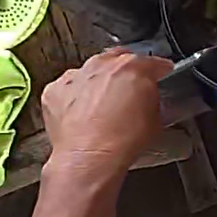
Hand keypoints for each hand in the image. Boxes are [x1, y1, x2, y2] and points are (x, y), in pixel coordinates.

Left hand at [40, 49, 172, 178]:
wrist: (90, 158)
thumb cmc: (122, 141)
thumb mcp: (157, 121)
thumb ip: (155, 100)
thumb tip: (152, 101)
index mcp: (134, 68)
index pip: (153, 62)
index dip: (160, 70)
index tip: (160, 75)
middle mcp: (104, 65)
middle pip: (119, 58)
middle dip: (127, 71)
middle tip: (130, 89)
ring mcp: (78, 75)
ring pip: (93, 70)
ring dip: (100, 81)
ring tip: (105, 104)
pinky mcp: (56, 90)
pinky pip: (70, 86)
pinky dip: (76, 95)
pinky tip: (83, 112)